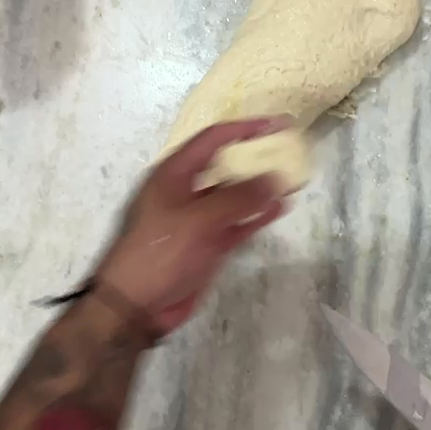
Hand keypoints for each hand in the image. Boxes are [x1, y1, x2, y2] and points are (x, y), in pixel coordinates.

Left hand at [94, 117, 296, 334]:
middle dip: (257, 158)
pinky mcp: (209, 244)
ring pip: (236, 196)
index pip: (213, 140)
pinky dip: (256, 215)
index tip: (276, 125)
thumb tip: (275, 179)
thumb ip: (238, 198)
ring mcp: (199, 219)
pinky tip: (278, 208)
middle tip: (289, 151)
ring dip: (261, 188)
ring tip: (292, 180)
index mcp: (174, 174)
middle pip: (227, 166)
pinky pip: (237, 223)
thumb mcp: (198, 220)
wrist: (138, 305)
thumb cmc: (159, 254)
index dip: (244, 129)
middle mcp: (187, 191)